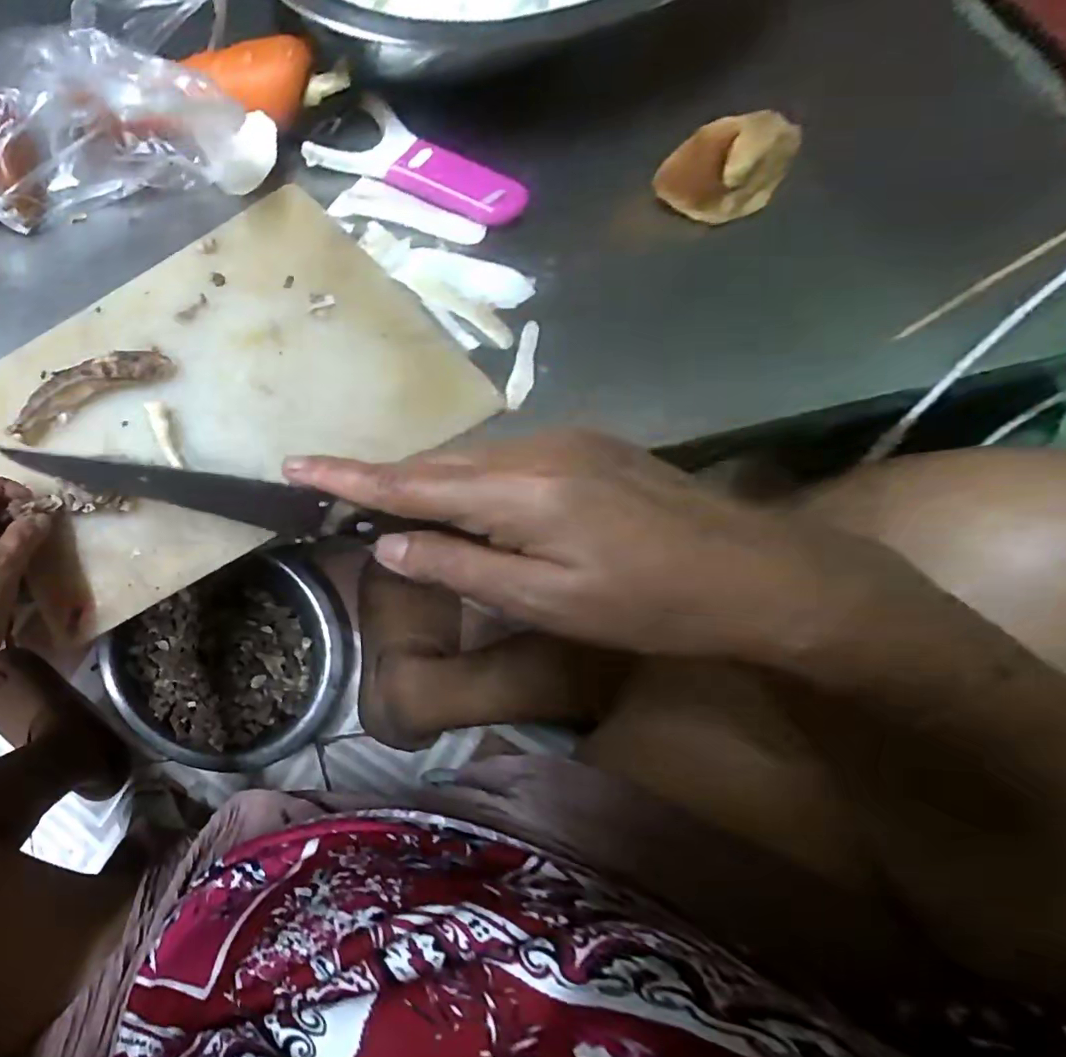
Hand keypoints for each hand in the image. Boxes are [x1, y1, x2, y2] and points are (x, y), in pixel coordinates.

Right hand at [285, 431, 929, 664]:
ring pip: (464, 460)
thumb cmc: (650, 606)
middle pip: (432, 464)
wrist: (772, 577)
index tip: (294, 464)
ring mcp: (562, 441)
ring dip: (423, 484)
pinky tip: (464, 508)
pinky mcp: (582, 445)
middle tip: (331, 495)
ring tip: (394, 513)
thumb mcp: (544, 601)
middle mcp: (534, 451)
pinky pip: (498, 458)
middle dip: (378, 480)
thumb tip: (385, 544)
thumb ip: (457, 566)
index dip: (346, 475)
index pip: (409, 483)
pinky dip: (463, 481)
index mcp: (520, 493)